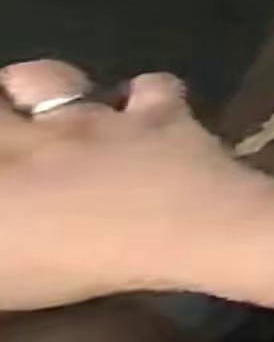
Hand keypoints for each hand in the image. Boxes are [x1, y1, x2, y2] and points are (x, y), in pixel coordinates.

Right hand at [0, 60, 273, 310]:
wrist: (187, 228)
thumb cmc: (76, 263)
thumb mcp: (0, 266)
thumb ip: (3, 227)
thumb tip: (11, 206)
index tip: (0, 166)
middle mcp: (24, 140)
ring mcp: (96, 120)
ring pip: (40, 75)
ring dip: (30, 84)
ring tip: (34, 102)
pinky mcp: (162, 114)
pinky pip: (152, 83)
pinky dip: (143, 89)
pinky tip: (141, 104)